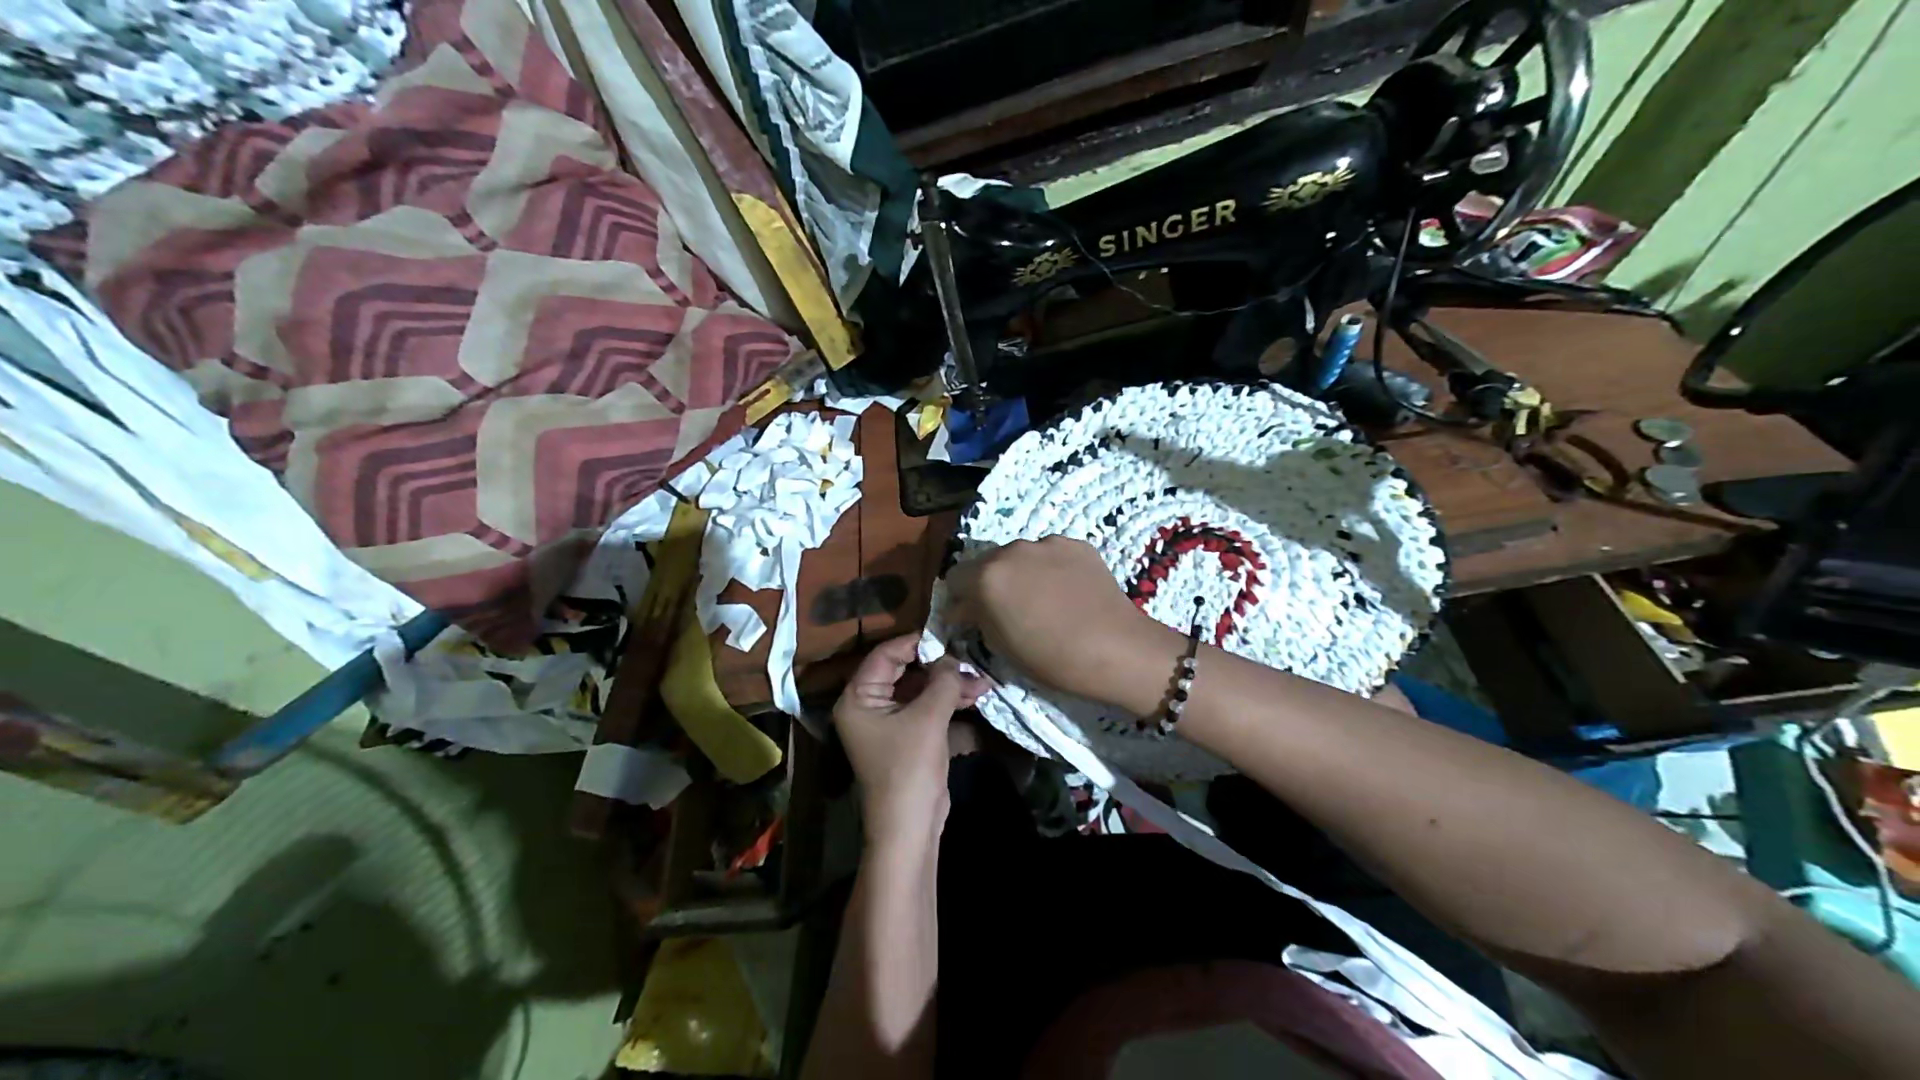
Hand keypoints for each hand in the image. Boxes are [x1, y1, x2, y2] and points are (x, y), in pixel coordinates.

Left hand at [832, 634, 985, 848]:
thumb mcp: (928, 718)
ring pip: (920, 692)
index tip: (949, 635)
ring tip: (982, 680)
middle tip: (971, 658)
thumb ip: (942, 681)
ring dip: (949, 686)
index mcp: (859, 697)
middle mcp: (868, 706)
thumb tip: (955, 658)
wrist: (909, 828)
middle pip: (905, 672)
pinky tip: (975, 696)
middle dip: (940, 667)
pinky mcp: (907, 739)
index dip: (917, 643)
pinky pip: (926, 710)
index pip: (885, 655)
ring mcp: (888, 723)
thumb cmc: (909, 768)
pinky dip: (948, 704)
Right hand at [946, 536, 1181, 714]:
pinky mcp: (1077, 544)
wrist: (1116, 649)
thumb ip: (977, 618)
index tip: (971, 616)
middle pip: (988, 562)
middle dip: (991, 583)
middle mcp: (1012, 550)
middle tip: (1008, 609)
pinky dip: (1051, 570)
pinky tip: (1068, 593)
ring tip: (1043, 601)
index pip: (955, 578)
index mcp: (986, 576)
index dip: (960, 598)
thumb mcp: (1000, 646)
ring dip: (1022, 573)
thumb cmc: (1050, 657)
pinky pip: (1051, 555)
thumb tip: (967, 609)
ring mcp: (1048, 543)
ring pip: (1021, 556)